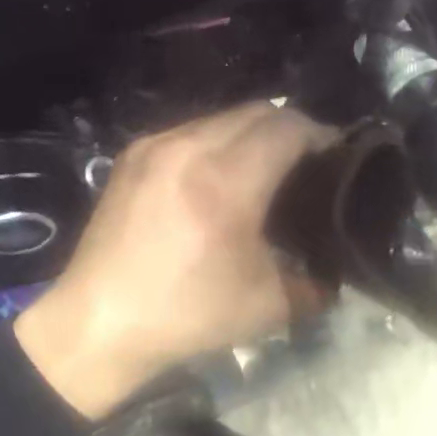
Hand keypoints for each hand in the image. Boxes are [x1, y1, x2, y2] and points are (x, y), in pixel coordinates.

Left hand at [14, 103, 335, 419]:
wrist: (98, 324)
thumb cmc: (186, 316)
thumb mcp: (267, 307)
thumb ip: (316, 284)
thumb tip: (338, 273)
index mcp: (225, 181)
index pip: (289, 128)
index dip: (323, 137)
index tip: (339, 160)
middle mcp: (189, 147)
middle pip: (258, 111)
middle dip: (292, 131)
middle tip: (309, 165)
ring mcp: (156, 146)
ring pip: (224, 116)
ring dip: (255, 133)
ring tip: (268, 169)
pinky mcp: (134, 154)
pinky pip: (192, 130)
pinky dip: (219, 142)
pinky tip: (222, 176)